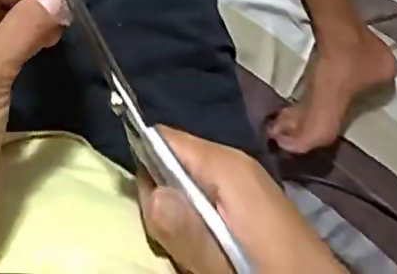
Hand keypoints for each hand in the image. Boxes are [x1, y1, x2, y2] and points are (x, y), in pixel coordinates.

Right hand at [144, 128, 343, 273]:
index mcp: (227, 165)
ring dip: (183, 218)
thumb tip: (150, 192)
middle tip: (185, 248)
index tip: (155, 215)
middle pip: (168, 159)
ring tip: (206, 258)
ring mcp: (245, 181)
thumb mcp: (229, 271)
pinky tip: (218, 254)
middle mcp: (234, 161)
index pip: (157, 136)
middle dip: (164, 201)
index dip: (145, 172)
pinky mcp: (251, 202)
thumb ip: (191, 235)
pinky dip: (202, 224)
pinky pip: (205, 196)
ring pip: (184, 181)